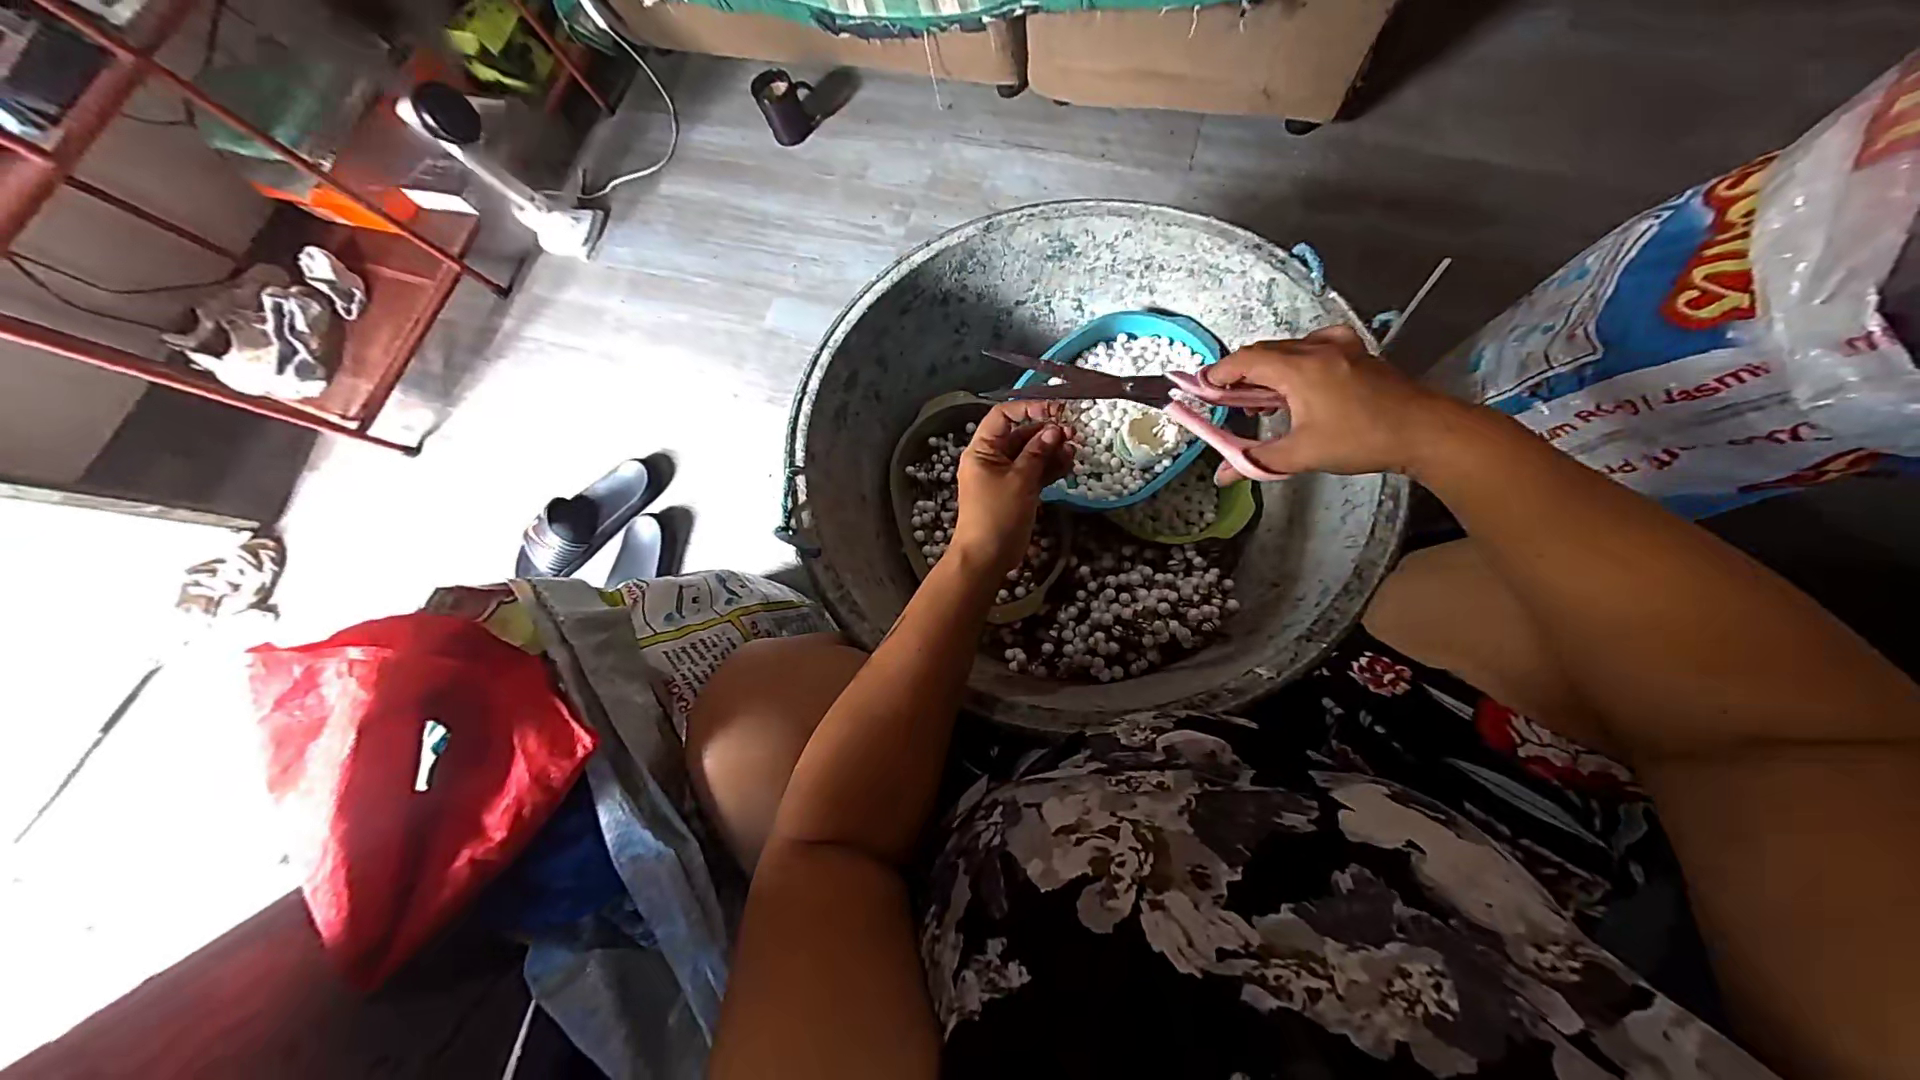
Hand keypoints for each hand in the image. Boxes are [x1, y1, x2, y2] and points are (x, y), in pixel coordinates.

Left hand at [950, 401, 1072, 576]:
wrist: (987, 557)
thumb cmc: (997, 516)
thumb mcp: (1020, 480)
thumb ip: (1037, 453)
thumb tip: (1054, 430)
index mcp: (982, 450)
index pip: (1003, 416)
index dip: (1028, 409)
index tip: (1055, 410)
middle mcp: (992, 459)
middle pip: (1021, 434)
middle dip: (1046, 431)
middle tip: (1072, 432)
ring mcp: (1005, 476)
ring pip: (1031, 454)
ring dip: (1052, 449)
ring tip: (1074, 448)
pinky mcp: (1017, 491)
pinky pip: (1035, 472)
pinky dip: (1050, 467)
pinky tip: (1069, 463)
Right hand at [1204, 326, 1466, 481]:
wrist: (1426, 431)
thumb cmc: (1361, 439)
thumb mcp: (1301, 454)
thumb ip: (1256, 460)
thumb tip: (1221, 477)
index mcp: (1299, 369)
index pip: (1245, 360)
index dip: (1219, 372)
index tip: (1202, 388)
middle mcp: (1316, 350)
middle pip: (1264, 350)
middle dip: (1238, 371)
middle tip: (1224, 396)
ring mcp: (1340, 348)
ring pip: (1288, 347)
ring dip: (1265, 366)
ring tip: (1256, 393)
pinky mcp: (1357, 353)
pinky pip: (1314, 344)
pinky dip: (1295, 356)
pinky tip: (1299, 373)